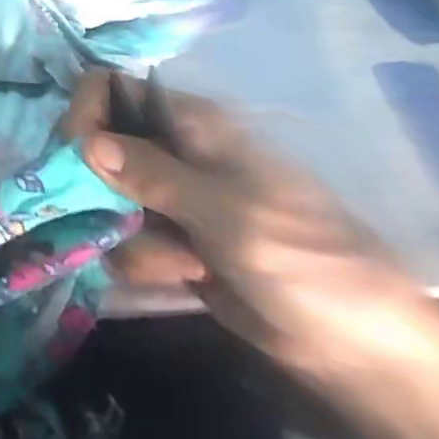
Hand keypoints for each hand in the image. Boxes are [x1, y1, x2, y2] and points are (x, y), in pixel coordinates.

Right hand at [60, 69, 438, 438]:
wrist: (363, 348)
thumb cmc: (307, 261)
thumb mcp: (230, 215)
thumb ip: (155, 176)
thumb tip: (85, 142)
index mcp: (190, 124)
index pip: (110, 89)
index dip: (85, 113)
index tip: (75, 158)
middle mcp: (171, 152)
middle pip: (96, 146)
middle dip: (99, 188)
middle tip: (118, 219)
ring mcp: (169, 198)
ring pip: (105, 198)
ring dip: (129, 234)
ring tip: (181, 261)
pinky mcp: (169, 240)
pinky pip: (123, 238)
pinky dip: (142, 261)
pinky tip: (183, 276)